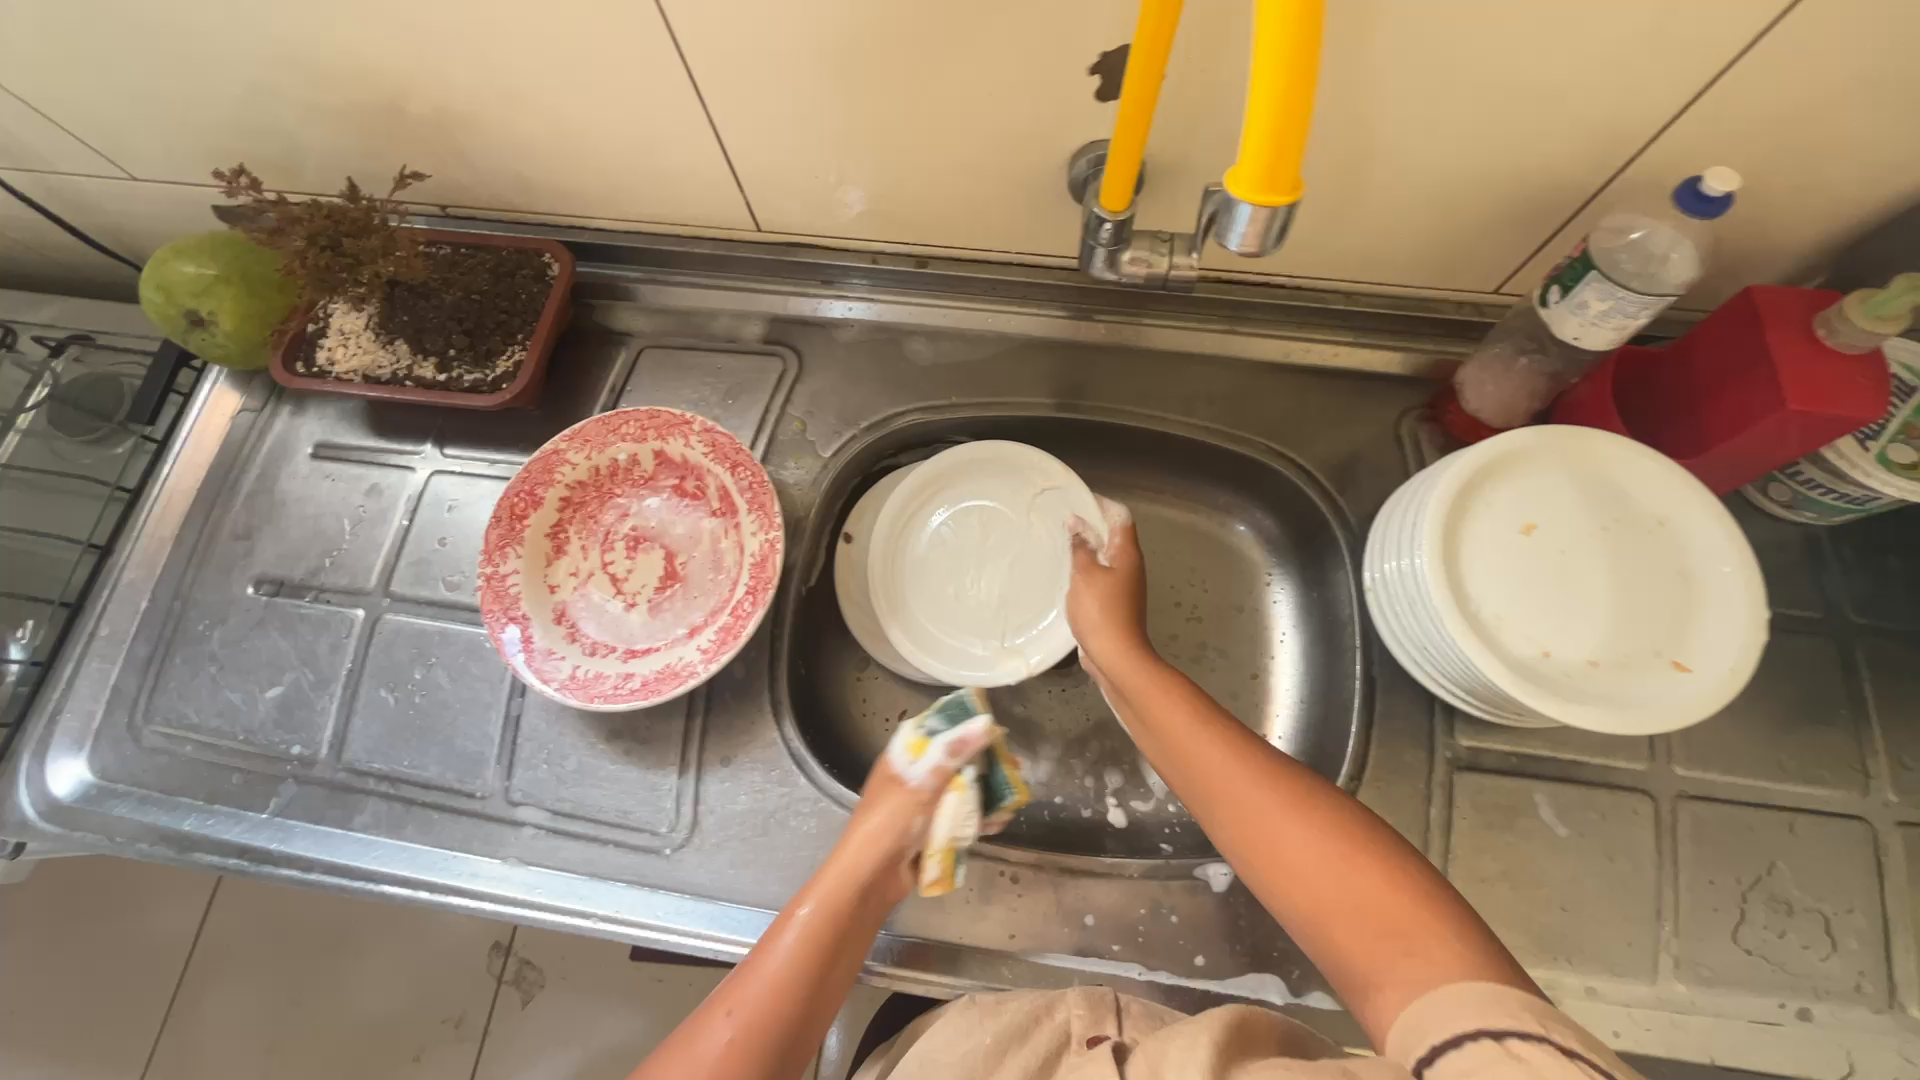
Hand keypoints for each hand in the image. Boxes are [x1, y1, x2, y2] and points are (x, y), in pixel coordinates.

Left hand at [834, 714, 997, 905]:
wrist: (869, 880)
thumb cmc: (888, 824)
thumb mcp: (921, 784)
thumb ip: (952, 753)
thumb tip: (984, 723)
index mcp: (903, 759)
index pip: (935, 731)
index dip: (963, 727)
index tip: (993, 726)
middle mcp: (914, 778)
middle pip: (954, 762)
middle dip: (985, 763)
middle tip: (1014, 765)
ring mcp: (924, 807)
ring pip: (961, 791)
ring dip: (987, 793)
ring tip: (1014, 795)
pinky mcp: (932, 832)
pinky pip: (961, 819)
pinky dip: (979, 818)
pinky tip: (1000, 821)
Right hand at [1067, 497, 1153, 679]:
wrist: (1116, 657)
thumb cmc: (1101, 611)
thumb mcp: (1085, 574)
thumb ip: (1081, 546)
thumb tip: (1076, 522)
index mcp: (1128, 553)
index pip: (1121, 516)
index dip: (1101, 504)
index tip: (1076, 499)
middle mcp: (1130, 566)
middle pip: (1113, 535)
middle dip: (1090, 524)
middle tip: (1061, 519)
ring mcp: (1123, 585)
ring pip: (1105, 556)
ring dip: (1085, 548)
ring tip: (1059, 542)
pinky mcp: (1113, 602)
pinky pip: (1099, 576)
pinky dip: (1084, 569)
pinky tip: (1064, 574)